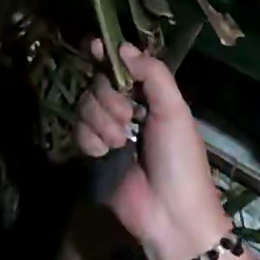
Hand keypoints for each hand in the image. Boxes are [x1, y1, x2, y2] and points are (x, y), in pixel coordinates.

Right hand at [73, 41, 230, 259]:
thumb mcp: (174, 111)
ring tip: (122, 142)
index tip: (94, 46)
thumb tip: (123, 47)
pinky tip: (107, 153)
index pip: (123, 67)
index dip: (107, 56)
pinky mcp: (92, 153)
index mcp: (150, 97)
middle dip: (110, 98)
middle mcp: (127, 109)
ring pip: (86, 106)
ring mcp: (108, 131)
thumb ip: (153, 75)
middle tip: (129, 118)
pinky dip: (92, 140)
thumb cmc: (180, 159)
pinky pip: (79, 132)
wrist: (170, 213)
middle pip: (99, 83)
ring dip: (103, 122)